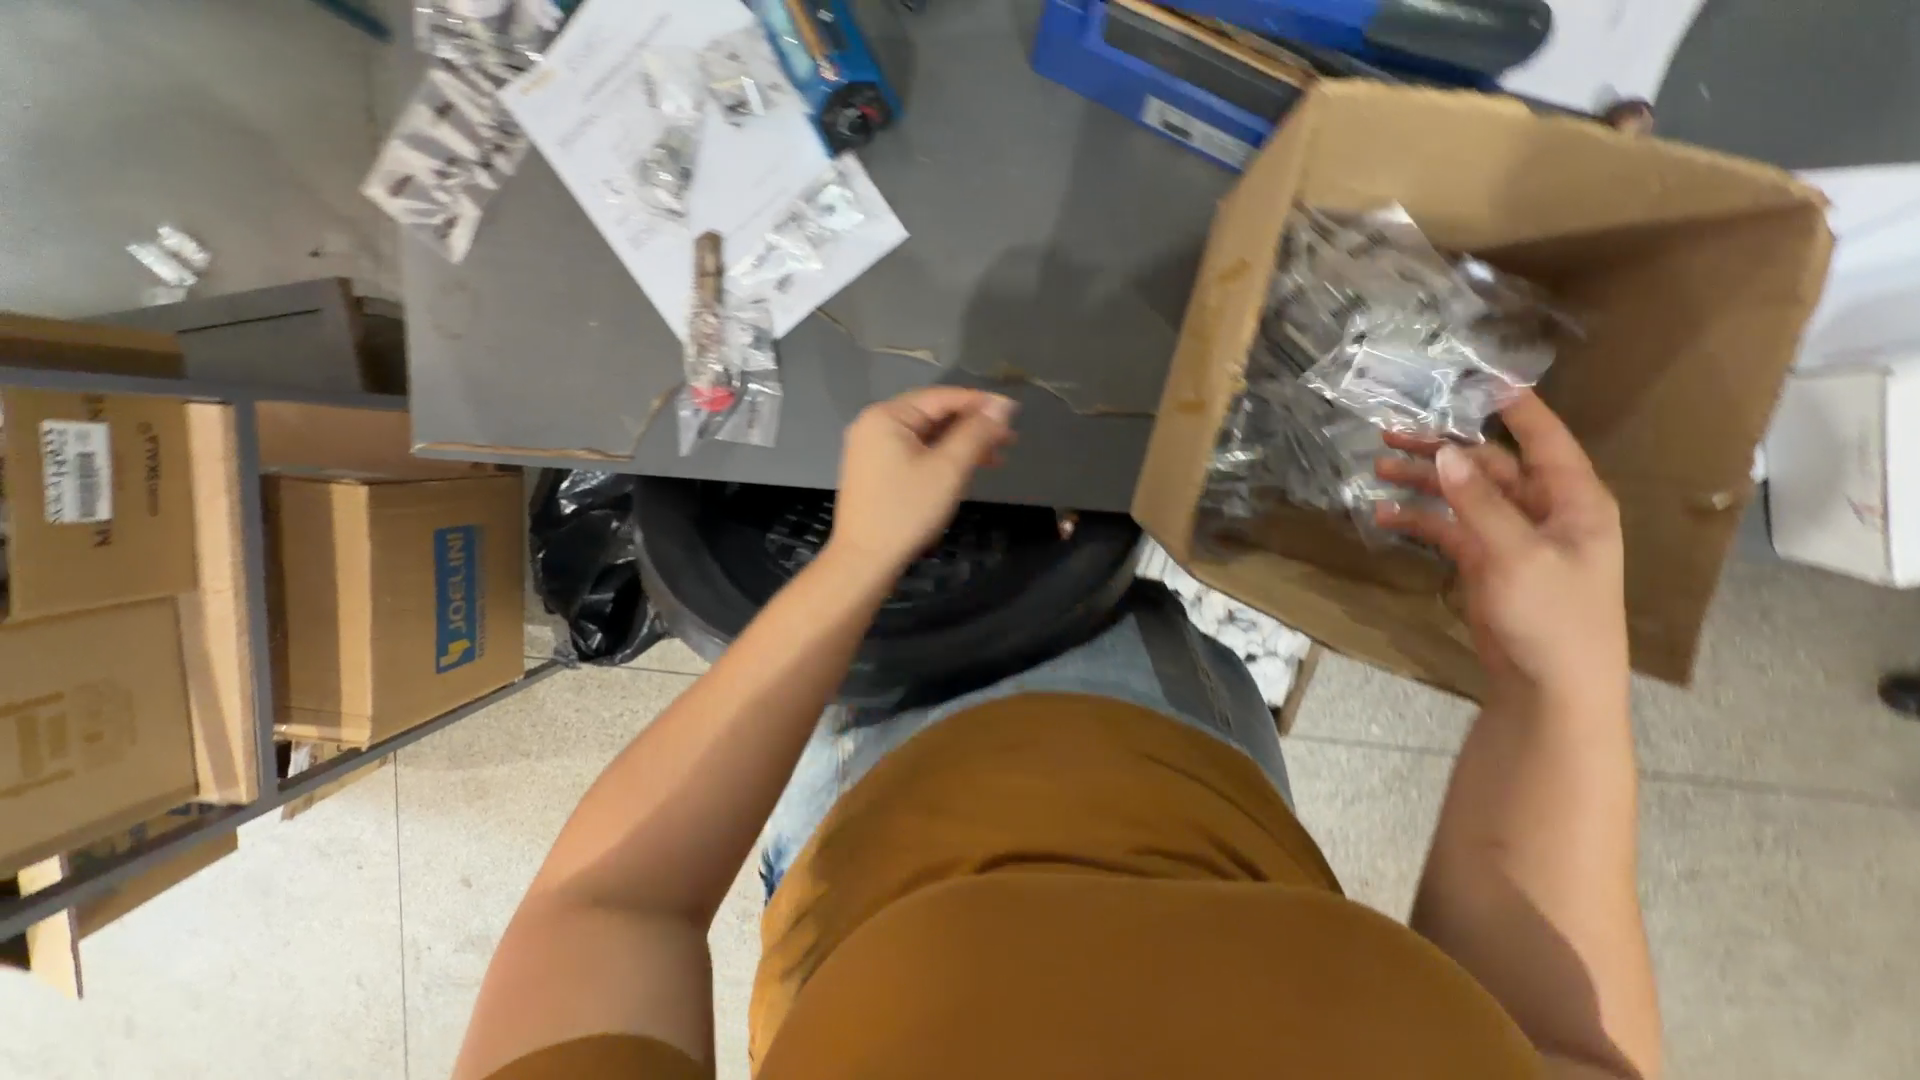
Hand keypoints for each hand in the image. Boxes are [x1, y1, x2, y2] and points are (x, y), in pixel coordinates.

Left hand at [828, 387, 1017, 573]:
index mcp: (887, 416)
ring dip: (961, 444)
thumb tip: (1003, 405)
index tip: (1014, 411)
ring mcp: (871, 448)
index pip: (942, 397)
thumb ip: (976, 433)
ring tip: (997, 457)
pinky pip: (915, 452)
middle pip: (933, 415)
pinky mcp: (875, 470)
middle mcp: (874, 424)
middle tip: (1010, 439)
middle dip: (973, 426)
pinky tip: (967, 470)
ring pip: (926, 436)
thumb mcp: (948, 469)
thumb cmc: (907, 511)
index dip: (980, 402)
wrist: (865, 560)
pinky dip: (941, 457)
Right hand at [1375, 392, 1627, 705]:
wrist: (1551, 686)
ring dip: (1424, 480)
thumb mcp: (1517, 555)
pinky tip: (1385, 516)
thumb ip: (1480, 503)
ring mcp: (1513, 537)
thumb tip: (1447, 453)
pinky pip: (1449, 529)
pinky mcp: (1486, 562)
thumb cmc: (1553, 617)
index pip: (1544, 438)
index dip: (1514, 406)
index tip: (1477, 377)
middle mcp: (1544, 510)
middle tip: (1392, 430)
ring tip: (1378, 466)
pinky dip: (1420, 520)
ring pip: (1463, 494)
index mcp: (1572, 500)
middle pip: (1489, 464)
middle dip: (1443, 447)